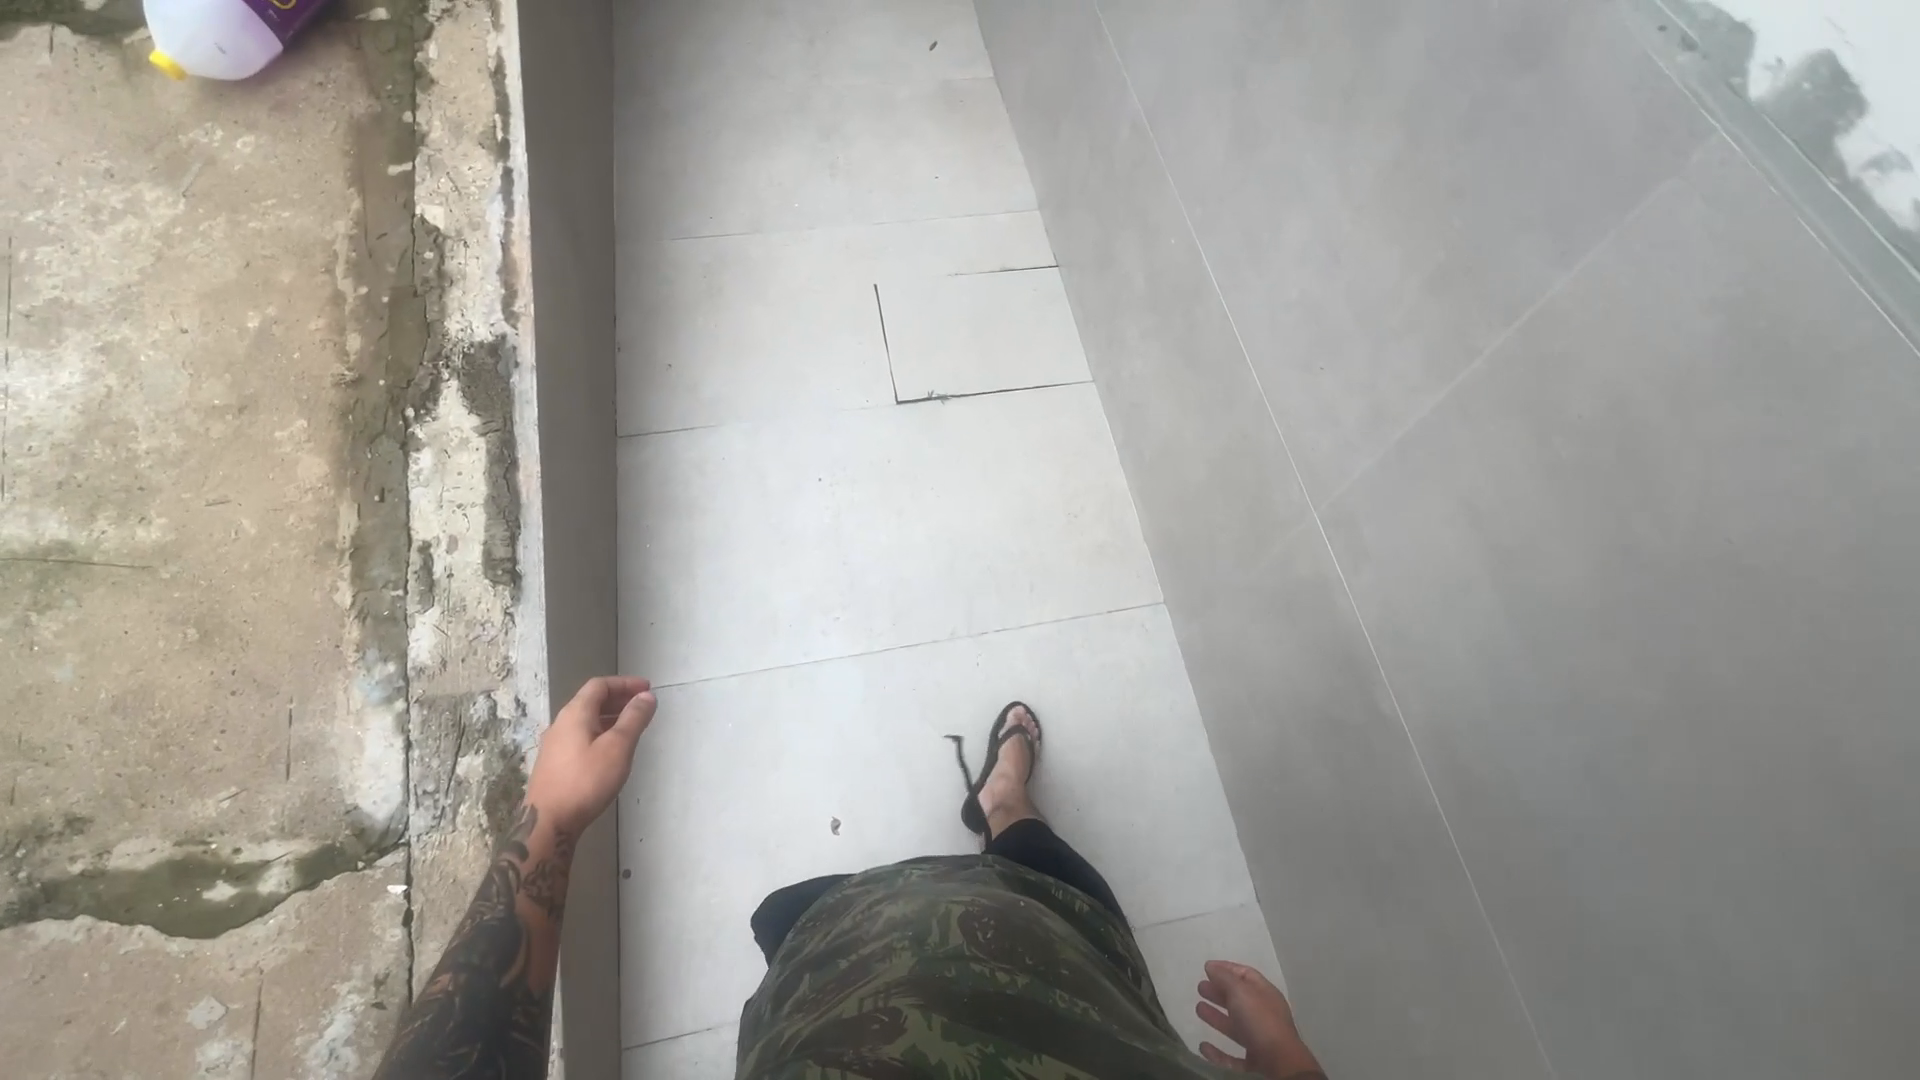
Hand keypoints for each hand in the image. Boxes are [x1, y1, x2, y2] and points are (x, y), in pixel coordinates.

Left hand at [523, 676, 656, 834]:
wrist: (548, 822)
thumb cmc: (587, 780)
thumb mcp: (618, 747)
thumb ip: (634, 718)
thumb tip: (646, 696)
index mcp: (575, 714)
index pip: (599, 685)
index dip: (625, 683)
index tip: (647, 689)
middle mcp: (560, 724)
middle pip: (591, 700)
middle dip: (619, 698)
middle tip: (643, 706)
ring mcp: (554, 745)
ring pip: (585, 719)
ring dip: (610, 716)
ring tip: (632, 726)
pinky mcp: (554, 763)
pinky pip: (580, 735)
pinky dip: (600, 731)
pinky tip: (611, 749)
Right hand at [1195, 960, 1324, 1078]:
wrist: (1281, 1063)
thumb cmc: (1260, 1020)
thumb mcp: (1240, 991)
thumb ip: (1224, 977)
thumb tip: (1211, 967)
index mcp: (1264, 993)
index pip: (1246, 974)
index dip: (1226, 968)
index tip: (1207, 967)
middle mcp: (1263, 1014)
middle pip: (1239, 999)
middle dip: (1219, 992)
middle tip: (1200, 987)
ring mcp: (1260, 1039)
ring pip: (1236, 1026)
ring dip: (1216, 1017)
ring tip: (1198, 1009)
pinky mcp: (1255, 1060)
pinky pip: (1233, 1055)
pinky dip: (1218, 1052)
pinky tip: (1203, 1046)